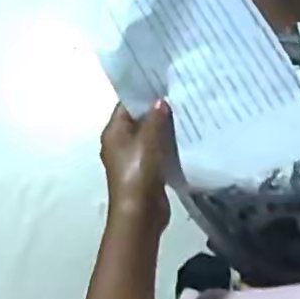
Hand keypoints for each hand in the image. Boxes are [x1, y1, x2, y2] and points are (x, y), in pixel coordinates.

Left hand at [100, 102, 173, 233]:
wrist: (140, 214)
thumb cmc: (138, 172)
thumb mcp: (147, 141)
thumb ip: (155, 118)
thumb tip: (160, 100)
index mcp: (113, 132)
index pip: (126, 105)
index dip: (143, 95)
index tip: (163, 84)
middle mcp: (119, 143)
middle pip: (138, 120)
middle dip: (156, 111)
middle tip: (179, 96)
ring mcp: (132, 158)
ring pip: (149, 136)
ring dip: (164, 129)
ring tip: (186, 113)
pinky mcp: (145, 171)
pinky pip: (157, 152)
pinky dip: (167, 145)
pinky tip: (185, 138)